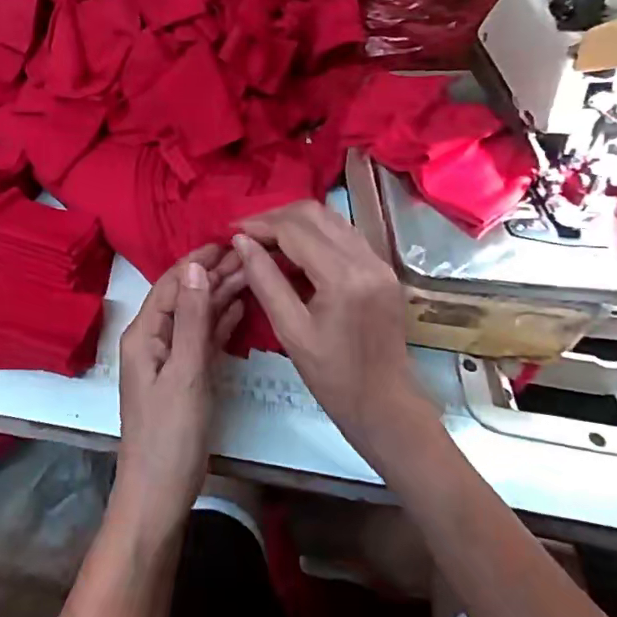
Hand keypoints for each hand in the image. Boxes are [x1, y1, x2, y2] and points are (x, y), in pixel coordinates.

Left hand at [116, 243, 246, 521]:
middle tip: (252, 253)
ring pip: (196, 316)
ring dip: (221, 294)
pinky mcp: (184, 376)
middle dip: (215, 274)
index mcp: (144, 335)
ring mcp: (168, 359)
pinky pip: (203, 338)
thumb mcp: (185, 373)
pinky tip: (240, 306)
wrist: (159, 494)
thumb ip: (191, 320)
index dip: (198, 260)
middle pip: (185, 296)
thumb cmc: (170, 435)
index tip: (230, 240)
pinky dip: (221, 321)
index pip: (171, 283)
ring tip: (254, 272)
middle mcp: (153, 340)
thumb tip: (196, 268)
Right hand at [232, 202, 431, 456]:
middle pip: (315, 213)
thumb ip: (265, 280)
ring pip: (331, 219)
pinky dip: (316, 235)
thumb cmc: (333, 377)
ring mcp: (378, 261)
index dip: (260, 224)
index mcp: (343, 277)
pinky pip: (344, 235)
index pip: (295, 229)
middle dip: (276, 217)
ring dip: (296, 222)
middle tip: (247, 234)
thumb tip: (241, 242)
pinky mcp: (382, 268)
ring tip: (266, 240)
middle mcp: (365, 259)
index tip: (232, 231)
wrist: (384, 403)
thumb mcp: (290, 331)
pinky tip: (295, 253)